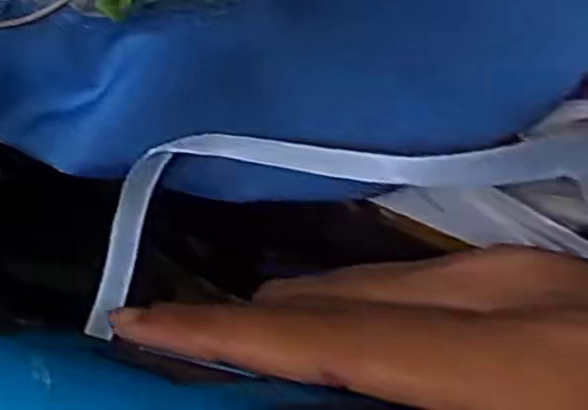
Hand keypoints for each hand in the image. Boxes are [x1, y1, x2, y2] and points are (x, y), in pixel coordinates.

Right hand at [109, 245, 587, 409]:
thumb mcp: (516, 406)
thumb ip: (390, 395)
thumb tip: (282, 375)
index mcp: (532, 358)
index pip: (328, 337)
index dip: (215, 333)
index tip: (127, 326)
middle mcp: (525, 293)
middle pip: (330, 298)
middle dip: (253, 331)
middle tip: (198, 362)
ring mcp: (547, 275)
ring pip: (366, 282)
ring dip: (312, 327)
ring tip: (280, 364)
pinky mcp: (564, 276)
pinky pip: (419, 285)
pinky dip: (375, 320)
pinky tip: (380, 356)